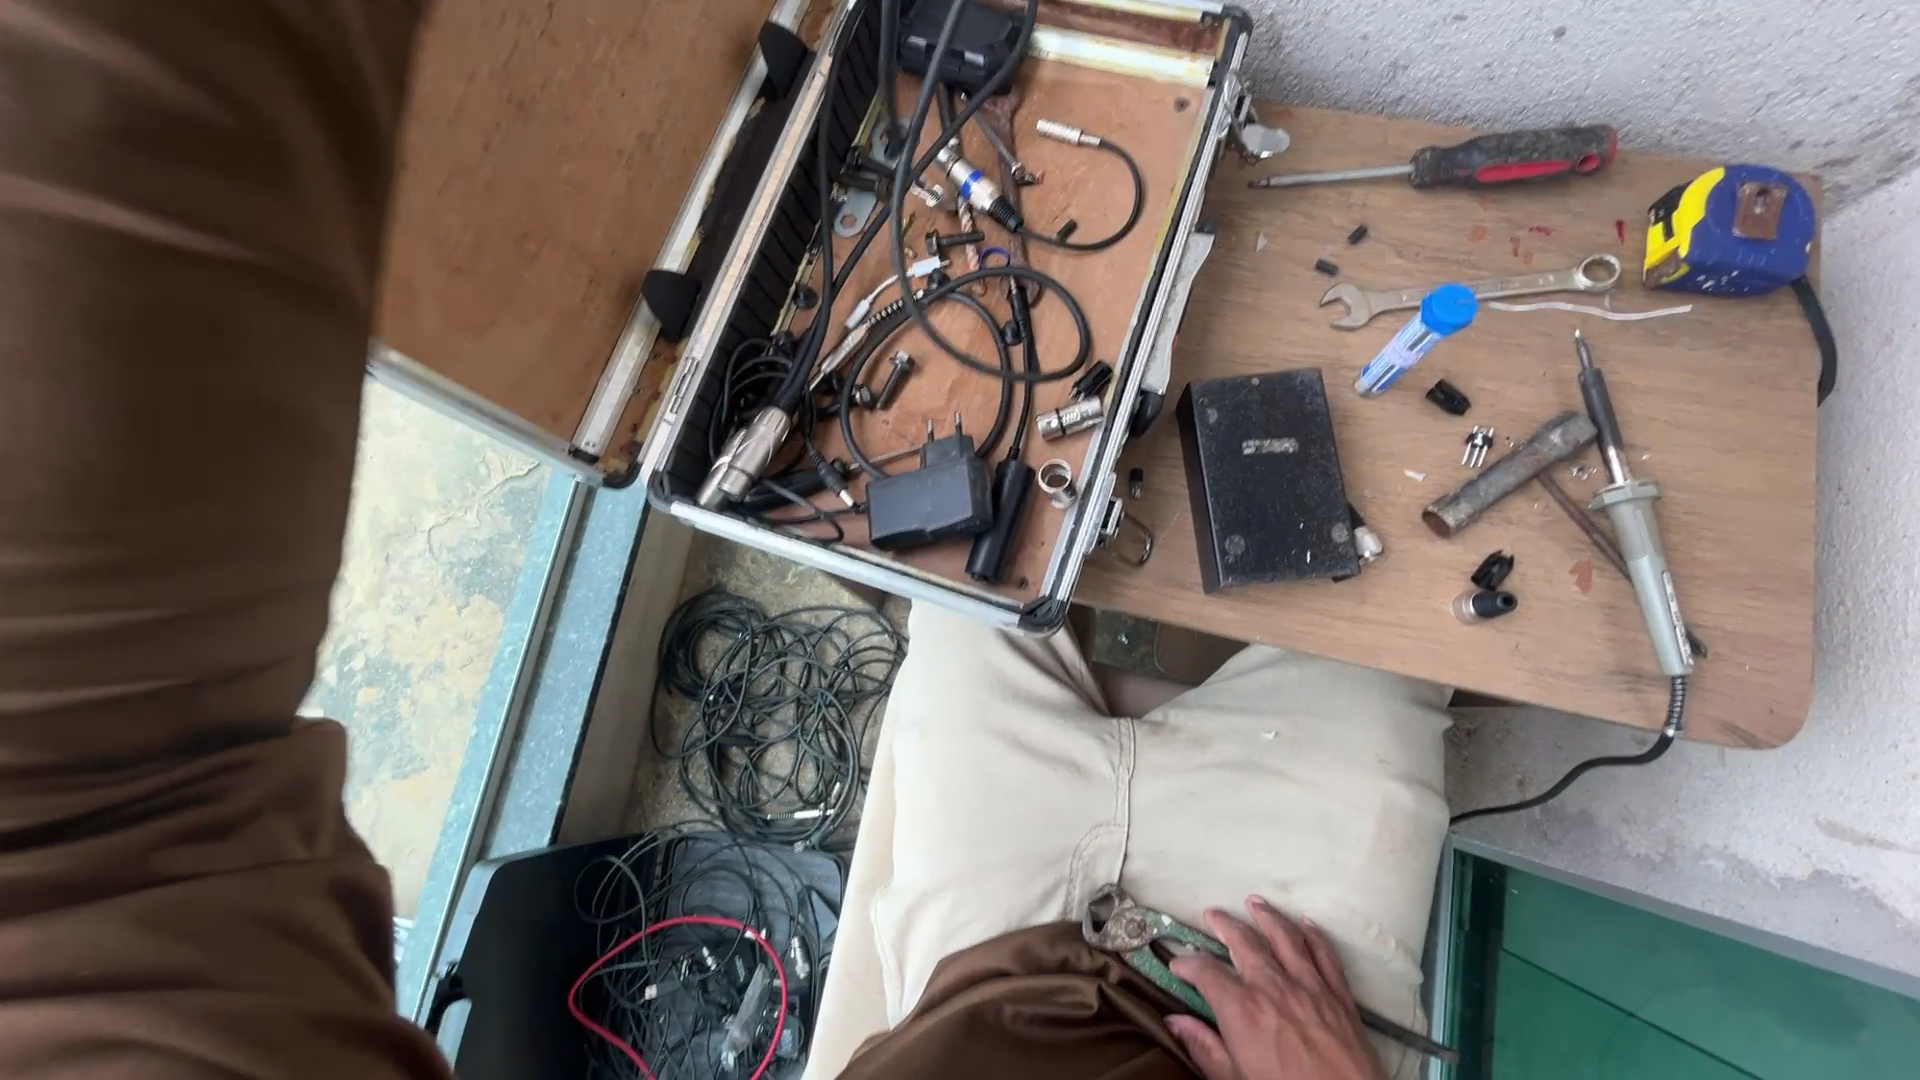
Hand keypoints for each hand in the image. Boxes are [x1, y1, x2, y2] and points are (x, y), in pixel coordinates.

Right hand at [1163, 897, 1386, 1079]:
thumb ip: (1205, 1048)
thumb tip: (1175, 1022)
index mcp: (1241, 1008)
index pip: (1204, 971)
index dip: (1186, 963)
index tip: (1178, 964)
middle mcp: (1272, 986)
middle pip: (1243, 941)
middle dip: (1224, 924)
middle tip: (1212, 914)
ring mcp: (1309, 987)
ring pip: (1284, 937)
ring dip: (1266, 916)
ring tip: (1254, 902)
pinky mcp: (1340, 997)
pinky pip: (1325, 955)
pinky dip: (1314, 935)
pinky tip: (1305, 923)